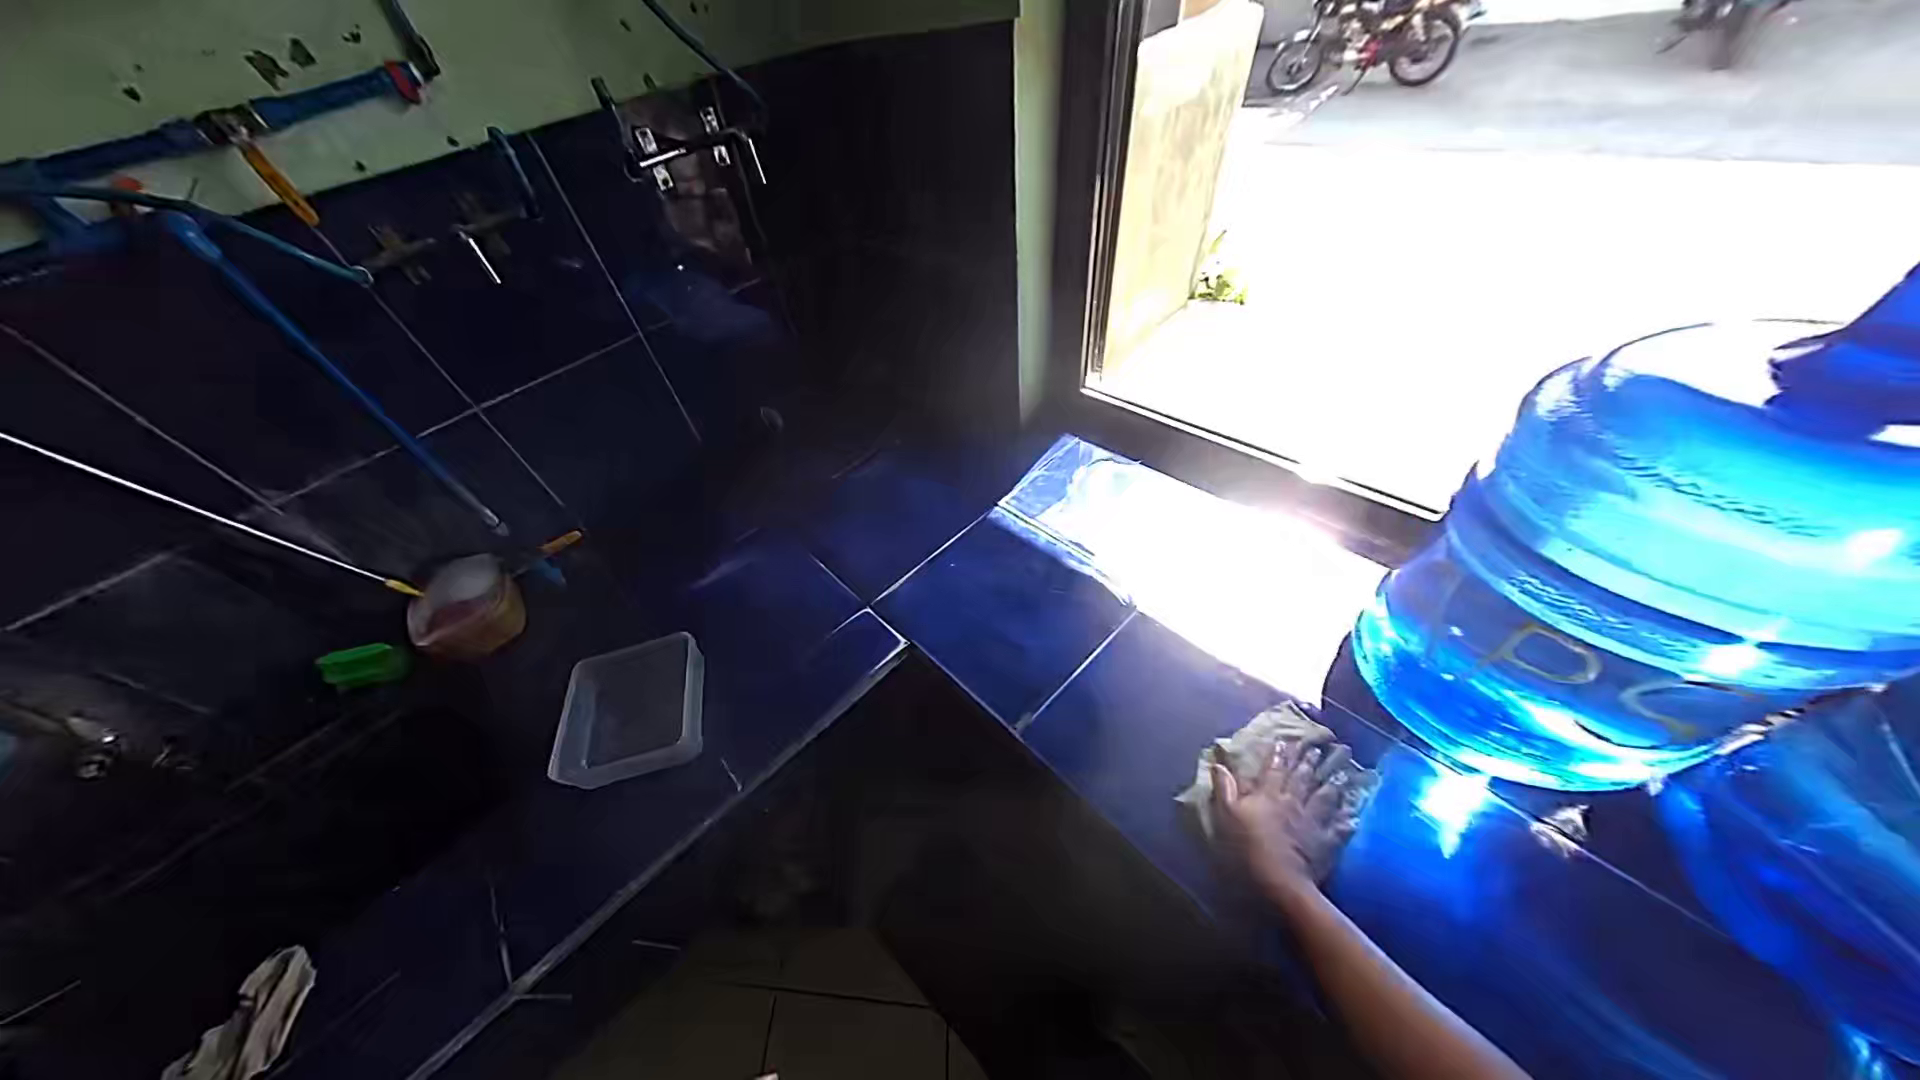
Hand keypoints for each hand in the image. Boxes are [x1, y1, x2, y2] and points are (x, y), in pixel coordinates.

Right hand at [1211, 737, 1358, 902]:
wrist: (1280, 879)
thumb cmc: (1247, 846)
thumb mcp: (1227, 815)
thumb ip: (1224, 789)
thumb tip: (1219, 765)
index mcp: (1268, 795)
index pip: (1273, 770)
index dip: (1278, 755)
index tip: (1284, 741)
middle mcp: (1292, 803)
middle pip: (1301, 779)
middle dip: (1307, 762)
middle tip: (1316, 749)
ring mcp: (1312, 822)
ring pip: (1323, 797)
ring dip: (1331, 784)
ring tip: (1340, 772)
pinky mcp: (1325, 842)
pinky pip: (1339, 828)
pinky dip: (1347, 820)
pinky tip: (1353, 815)